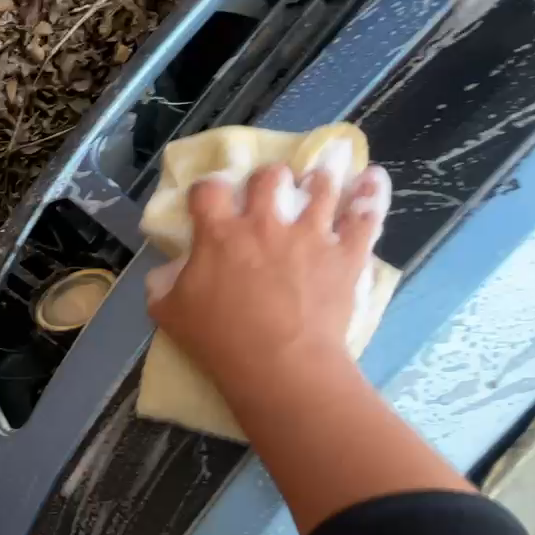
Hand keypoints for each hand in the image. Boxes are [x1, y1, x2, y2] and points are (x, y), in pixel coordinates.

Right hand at [146, 162, 387, 393]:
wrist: (278, 362)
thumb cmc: (216, 337)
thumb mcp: (167, 312)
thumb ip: (162, 283)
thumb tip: (169, 270)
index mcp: (218, 236)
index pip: (208, 190)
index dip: (206, 188)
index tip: (207, 197)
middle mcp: (265, 225)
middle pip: (269, 178)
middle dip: (267, 178)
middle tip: (267, 190)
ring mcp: (311, 236)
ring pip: (321, 187)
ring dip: (319, 176)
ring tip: (321, 172)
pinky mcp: (346, 253)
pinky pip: (364, 214)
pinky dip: (370, 193)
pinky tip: (372, 178)